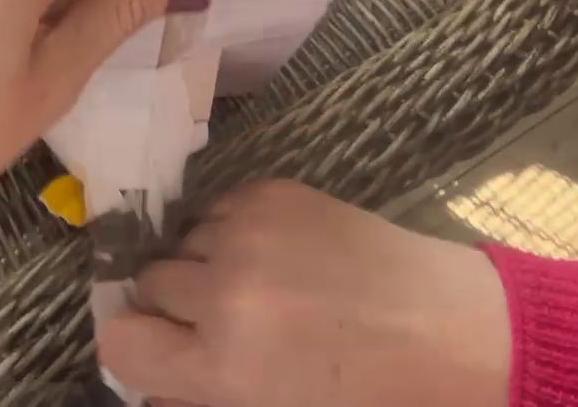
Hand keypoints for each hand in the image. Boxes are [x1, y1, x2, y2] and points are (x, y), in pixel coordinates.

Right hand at [98, 180, 509, 406]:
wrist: (455, 334)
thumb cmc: (371, 399)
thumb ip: (201, 397)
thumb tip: (148, 380)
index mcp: (225, 369)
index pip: (121, 341)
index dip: (133, 344)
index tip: (155, 343)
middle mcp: (224, 292)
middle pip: (147, 283)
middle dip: (174, 304)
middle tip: (217, 320)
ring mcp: (246, 232)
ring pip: (179, 241)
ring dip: (200, 263)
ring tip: (253, 283)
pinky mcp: (268, 191)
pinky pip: (214, 209)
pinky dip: (229, 231)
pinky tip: (272, 252)